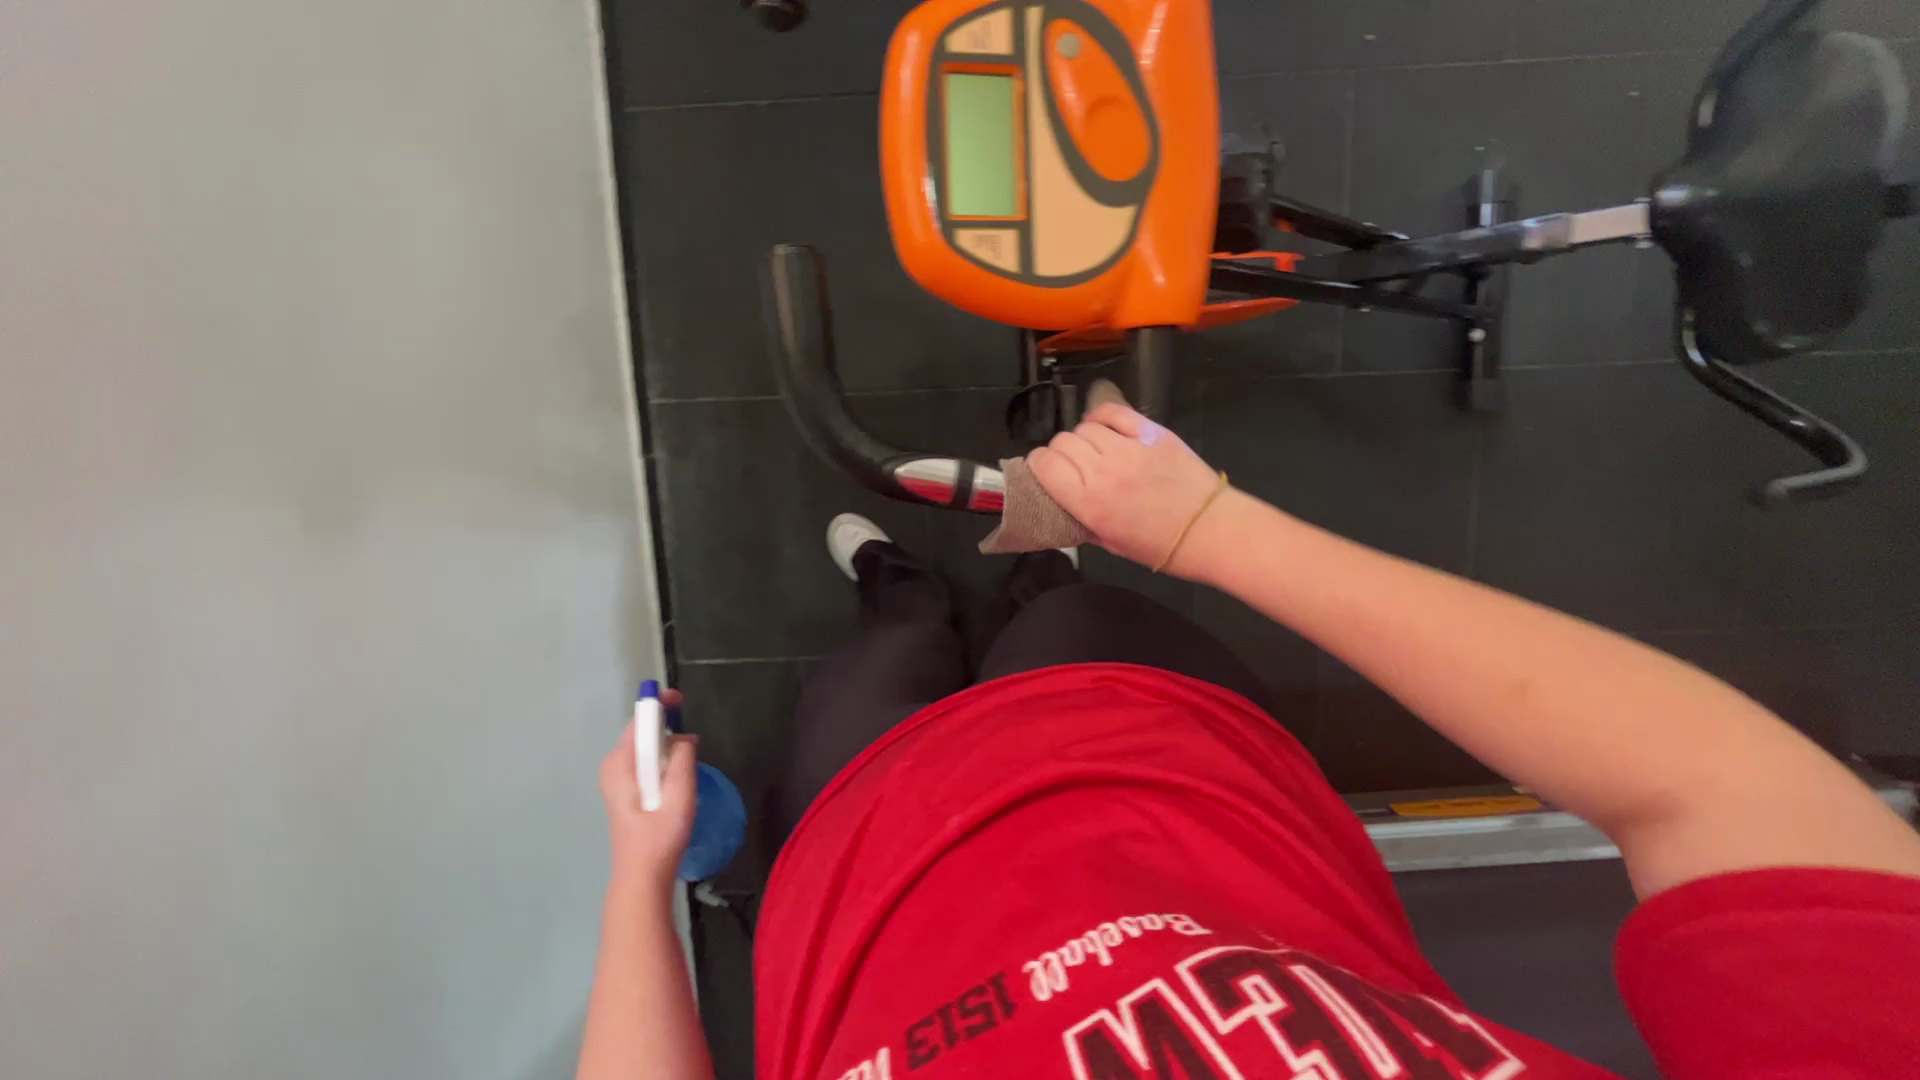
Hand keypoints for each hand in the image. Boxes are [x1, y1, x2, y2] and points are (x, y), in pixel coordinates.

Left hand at [597, 688, 698, 891]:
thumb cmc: (660, 835)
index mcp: (621, 763)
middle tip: (694, 743)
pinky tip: (676, 779)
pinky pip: (643, 762)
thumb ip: (681, 758)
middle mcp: (612, 766)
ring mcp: (614, 780)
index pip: (638, 720)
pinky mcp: (622, 791)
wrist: (642, 875)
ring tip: (689, 764)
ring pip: (644, 748)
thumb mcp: (680, 793)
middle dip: (667, 728)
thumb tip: (682, 739)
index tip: (680, 700)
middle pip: (640, 732)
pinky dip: (661, 761)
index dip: (659, 704)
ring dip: (667, 748)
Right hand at [1027, 403, 1226, 575]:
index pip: (1044, 464)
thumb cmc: (1159, 546)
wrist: (1211, 530)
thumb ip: (1079, 518)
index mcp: (1089, 502)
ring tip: (1095, 451)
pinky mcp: (1151, 433)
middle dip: (1059, 453)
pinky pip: (1112, 412)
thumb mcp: (1108, 543)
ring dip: (1082, 438)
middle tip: (1072, 466)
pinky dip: (1101, 417)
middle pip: (1062, 442)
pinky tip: (1105, 429)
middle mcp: (1103, 471)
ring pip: (1084, 428)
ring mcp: (1129, 448)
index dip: (1038, 464)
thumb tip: (1059, 499)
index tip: (1045, 472)